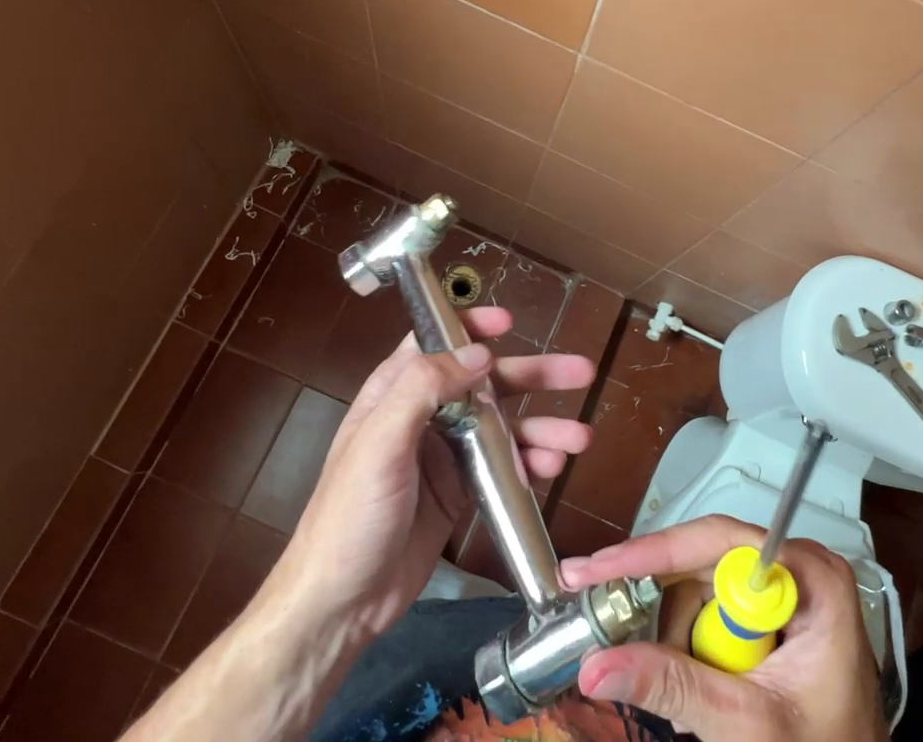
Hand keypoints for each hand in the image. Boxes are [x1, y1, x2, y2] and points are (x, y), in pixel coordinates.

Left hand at [268, 306, 594, 643]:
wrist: (342, 601)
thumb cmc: (351, 514)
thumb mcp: (380, 442)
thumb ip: (424, 388)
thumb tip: (479, 353)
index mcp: (393, 395)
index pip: (435, 345)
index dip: (470, 328)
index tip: (508, 322)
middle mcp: (422, 418)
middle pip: (484, 384)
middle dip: (531, 376)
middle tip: (580, 371)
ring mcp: (443, 457)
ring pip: (502, 429)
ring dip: (541, 428)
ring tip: (580, 437)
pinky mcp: (459, 494)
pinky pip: (503, 469)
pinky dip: (529, 465)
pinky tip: (553, 469)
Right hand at [560, 515, 887, 741]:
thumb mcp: (749, 725)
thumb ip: (676, 687)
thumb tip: (594, 665)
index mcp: (809, 577)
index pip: (715, 542)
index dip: (650, 554)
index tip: (593, 570)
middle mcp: (792, 568)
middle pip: (696, 559)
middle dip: (649, 599)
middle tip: (589, 608)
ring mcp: (776, 590)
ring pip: (691, 586)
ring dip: (669, 636)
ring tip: (674, 695)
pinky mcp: (763, 613)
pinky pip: (703, 610)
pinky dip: (682, 645)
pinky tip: (686, 684)